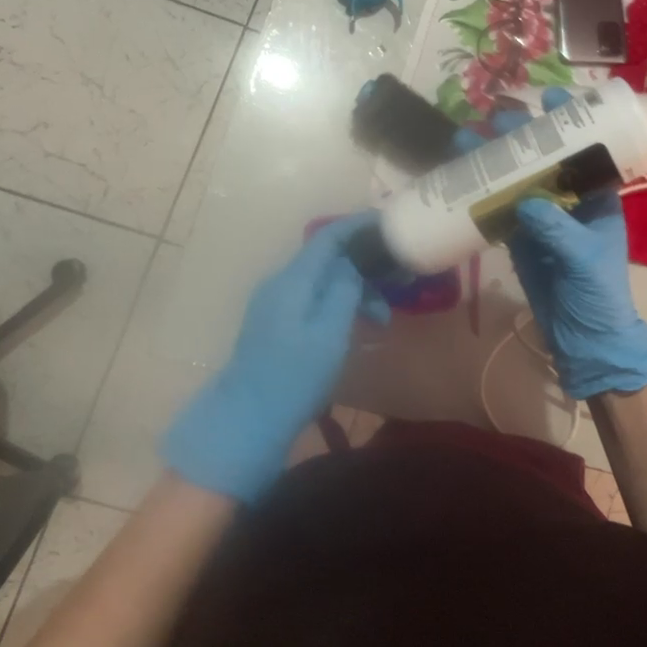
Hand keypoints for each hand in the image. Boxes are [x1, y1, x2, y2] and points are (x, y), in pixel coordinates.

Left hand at [160, 213, 384, 501]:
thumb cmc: (292, 377)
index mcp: (293, 280)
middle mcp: (282, 284)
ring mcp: (276, 306)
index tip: (391, 223)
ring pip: (324, 283)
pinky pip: (315, 302)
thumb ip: (344, 290)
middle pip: (328, 259)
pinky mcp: (277, 327)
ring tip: (384, 319)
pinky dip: (340, 307)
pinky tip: (359, 329)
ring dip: (356, 291)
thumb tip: (352, 263)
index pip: (329, 236)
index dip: (360, 225)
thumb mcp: (329, 333)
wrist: (246, 422)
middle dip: (365, 264)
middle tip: (400, 278)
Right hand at [468, 91, 646, 400]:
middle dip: (521, 134)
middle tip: (496, 118)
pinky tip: (459, 174)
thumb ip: (558, 230)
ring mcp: (541, 217)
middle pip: (543, 157)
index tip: (549, 98)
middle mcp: (568, 199)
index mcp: (596, 196)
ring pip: (516, 178)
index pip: (586, 148)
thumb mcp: (585, 259)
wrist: (583, 340)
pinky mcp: (518, 236)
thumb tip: (528, 202)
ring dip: (493, 157)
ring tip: (464, 138)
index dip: (570, 120)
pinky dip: (480, 190)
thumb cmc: (599, 295)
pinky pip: (497, 206)